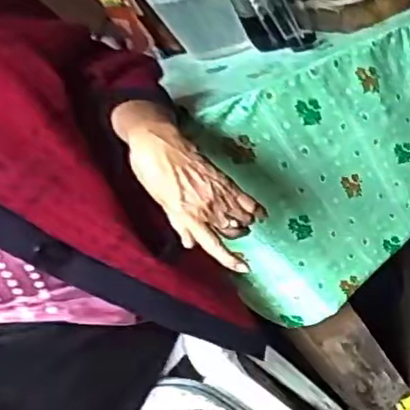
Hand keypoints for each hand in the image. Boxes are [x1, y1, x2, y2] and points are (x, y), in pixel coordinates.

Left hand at [112, 102, 263, 272]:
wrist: (158, 142)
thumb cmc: (151, 170)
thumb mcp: (160, 200)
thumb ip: (179, 223)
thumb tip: (189, 242)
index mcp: (189, 216)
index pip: (214, 245)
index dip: (229, 260)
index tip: (243, 268)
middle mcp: (208, 209)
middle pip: (233, 233)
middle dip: (233, 236)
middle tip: (228, 232)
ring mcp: (221, 196)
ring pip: (244, 221)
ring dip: (244, 224)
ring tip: (239, 221)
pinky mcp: (228, 184)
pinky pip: (250, 203)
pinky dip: (256, 211)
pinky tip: (257, 214)